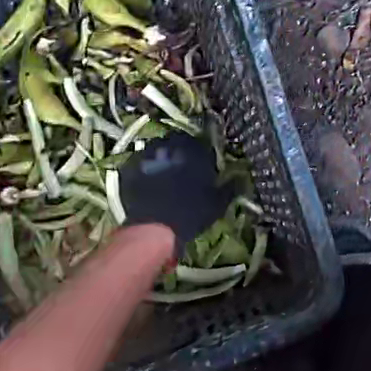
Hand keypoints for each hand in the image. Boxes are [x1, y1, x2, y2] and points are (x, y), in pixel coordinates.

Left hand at [118, 133, 227, 248]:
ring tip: (160, 174)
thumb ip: (229, 187)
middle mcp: (171, 146)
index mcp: (195, 151)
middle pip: (175, 143)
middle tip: (179, 168)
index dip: (199, 154)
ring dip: (159, 158)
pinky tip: (144, 182)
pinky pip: (137, 163)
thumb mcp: (218, 203)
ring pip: (155, 149)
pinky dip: (141, 169)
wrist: (156, 228)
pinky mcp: (130, 166)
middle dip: (177, 152)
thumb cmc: (192, 214)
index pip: (200, 144)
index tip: (199, 166)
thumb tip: (240, 178)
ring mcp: (149, 154)